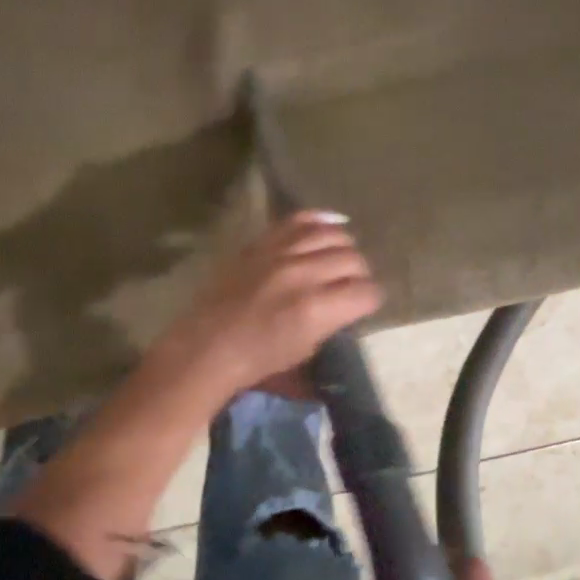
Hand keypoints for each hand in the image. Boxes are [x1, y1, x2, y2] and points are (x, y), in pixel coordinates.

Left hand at [145, 210, 381, 395]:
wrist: (208, 344)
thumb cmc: (256, 359)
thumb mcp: (306, 350)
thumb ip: (331, 322)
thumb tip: (345, 304)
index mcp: (316, 309)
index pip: (366, 292)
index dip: (370, 300)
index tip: (365, 305)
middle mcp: (302, 274)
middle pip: (353, 259)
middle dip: (359, 274)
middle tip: (350, 284)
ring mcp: (279, 254)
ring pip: (331, 234)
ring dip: (342, 247)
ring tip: (338, 259)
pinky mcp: (260, 243)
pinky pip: (298, 220)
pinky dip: (318, 221)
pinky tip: (328, 227)